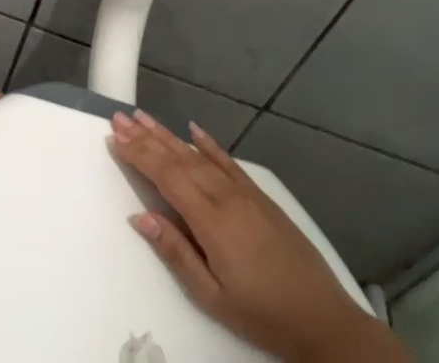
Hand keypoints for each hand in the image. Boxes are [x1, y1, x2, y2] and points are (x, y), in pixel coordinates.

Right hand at [109, 111, 410, 362]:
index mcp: (212, 221)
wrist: (324, 320)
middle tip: (119, 117)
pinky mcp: (262, 199)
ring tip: (144, 118)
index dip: (139, 155)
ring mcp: (247, 195)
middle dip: (147, 138)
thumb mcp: (212, 296)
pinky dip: (209, 145)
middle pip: (180, 160)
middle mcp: (227, 198)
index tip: (114, 136)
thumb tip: (139, 216)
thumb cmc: (262, 313)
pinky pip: (229, 163)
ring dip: (169, 136)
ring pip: (201, 156)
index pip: (167, 177)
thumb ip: (176, 252)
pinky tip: (194, 129)